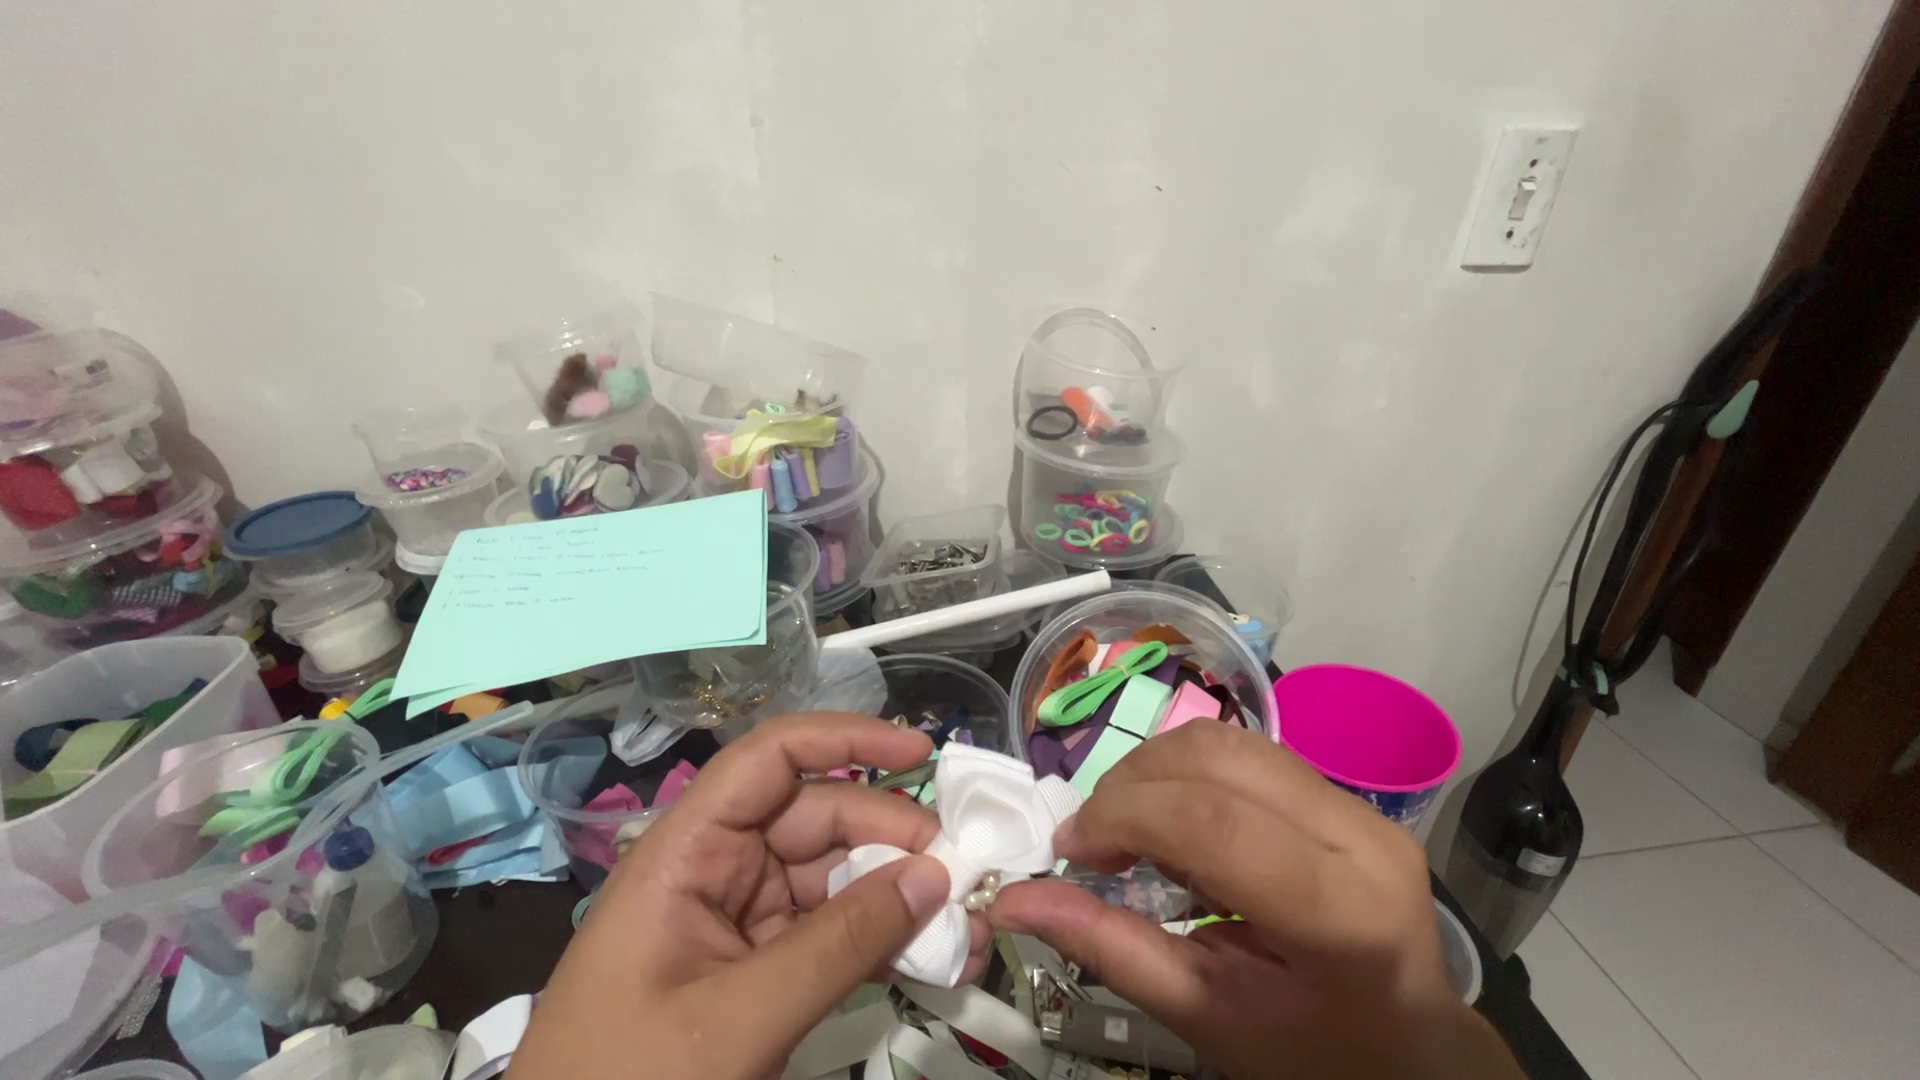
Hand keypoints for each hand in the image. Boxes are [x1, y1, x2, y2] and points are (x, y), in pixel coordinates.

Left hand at [508, 713, 990, 1079]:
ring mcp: (742, 918)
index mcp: (690, 850)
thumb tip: (934, 876)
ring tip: (963, 926)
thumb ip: (841, 945)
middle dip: (892, 836)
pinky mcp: (760, 966)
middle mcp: (719, 867)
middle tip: (962, 873)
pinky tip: (930, 957)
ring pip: (835, 876)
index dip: (846, 739)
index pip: (771, 758)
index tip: (920, 752)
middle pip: (818, 817)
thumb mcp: (739, 1019)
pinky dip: (880, 941)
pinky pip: (833, 932)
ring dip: (898, 895)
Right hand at [988, 721, 1522, 1079]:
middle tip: (1092, 841)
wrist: (1413, 1053)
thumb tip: (1011, 901)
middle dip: (1130, 785)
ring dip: (1153, 769)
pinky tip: (1171, 819)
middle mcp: (1359, 836)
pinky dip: (1185, 772)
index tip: (1068, 850)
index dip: (1122, 818)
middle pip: (1216, 760)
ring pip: (1226, 741)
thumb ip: (1109, 948)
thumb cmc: (1311, 1054)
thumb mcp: (1206, 1017)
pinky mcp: (1345, 794)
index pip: (1212, 822)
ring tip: (1127, 827)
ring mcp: (1359, 807)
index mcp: (1339, 913)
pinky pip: (1245, 752)